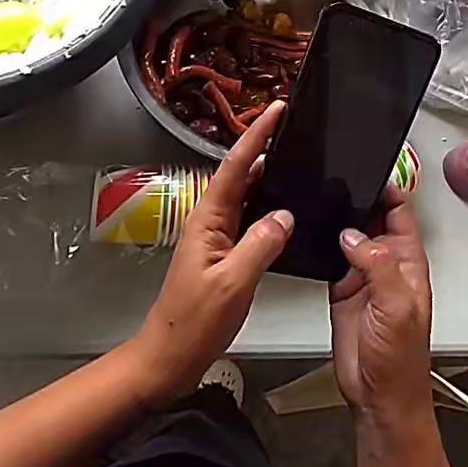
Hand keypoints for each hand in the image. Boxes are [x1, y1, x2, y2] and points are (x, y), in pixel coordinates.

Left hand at [129, 103, 290, 408]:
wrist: (169, 357)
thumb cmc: (192, 322)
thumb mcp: (232, 283)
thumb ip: (260, 244)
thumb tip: (286, 214)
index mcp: (209, 219)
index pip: (236, 166)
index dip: (256, 135)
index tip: (276, 109)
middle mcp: (213, 220)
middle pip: (242, 173)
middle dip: (265, 145)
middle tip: (294, 126)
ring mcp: (219, 236)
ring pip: (249, 194)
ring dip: (270, 174)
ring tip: (298, 158)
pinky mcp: (227, 252)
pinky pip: (253, 217)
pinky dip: (272, 204)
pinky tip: (290, 207)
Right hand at [330, 185, 433, 421]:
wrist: (378, 397)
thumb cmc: (401, 359)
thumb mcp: (397, 308)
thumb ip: (378, 267)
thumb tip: (353, 235)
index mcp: (407, 261)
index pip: (400, 212)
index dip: (387, 189)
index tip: (367, 170)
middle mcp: (386, 262)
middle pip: (372, 217)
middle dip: (357, 199)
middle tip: (333, 179)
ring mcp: (363, 275)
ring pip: (350, 234)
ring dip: (338, 220)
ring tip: (318, 199)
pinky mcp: (341, 287)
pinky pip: (331, 256)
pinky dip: (322, 244)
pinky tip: (310, 232)